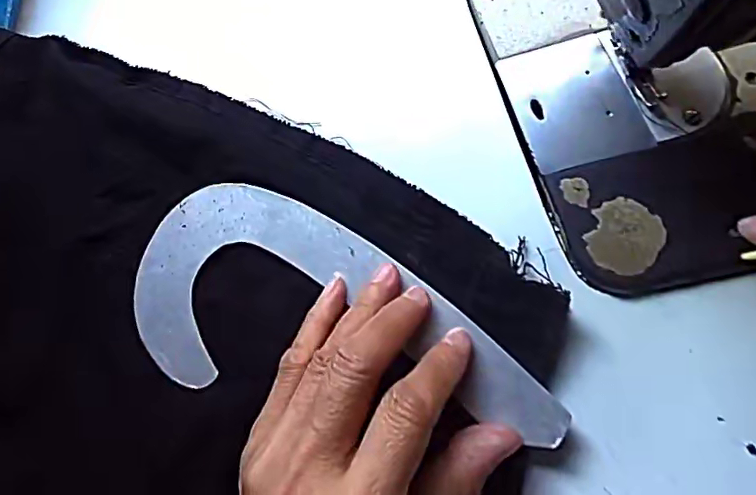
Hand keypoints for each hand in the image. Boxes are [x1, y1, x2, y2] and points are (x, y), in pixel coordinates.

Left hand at [240, 264, 523, 494]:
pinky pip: (288, 366)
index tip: (459, 343)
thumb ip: (454, 483)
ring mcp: (276, 454)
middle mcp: (309, 471)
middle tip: (420, 297)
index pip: (404, 412)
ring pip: (322, 357)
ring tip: (385, 281)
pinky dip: (313, 324)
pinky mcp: (258, 442)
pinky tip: (334, 296)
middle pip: (355, 370)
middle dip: (392, 322)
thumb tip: (497, 434)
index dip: (437, 369)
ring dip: (357, 311)